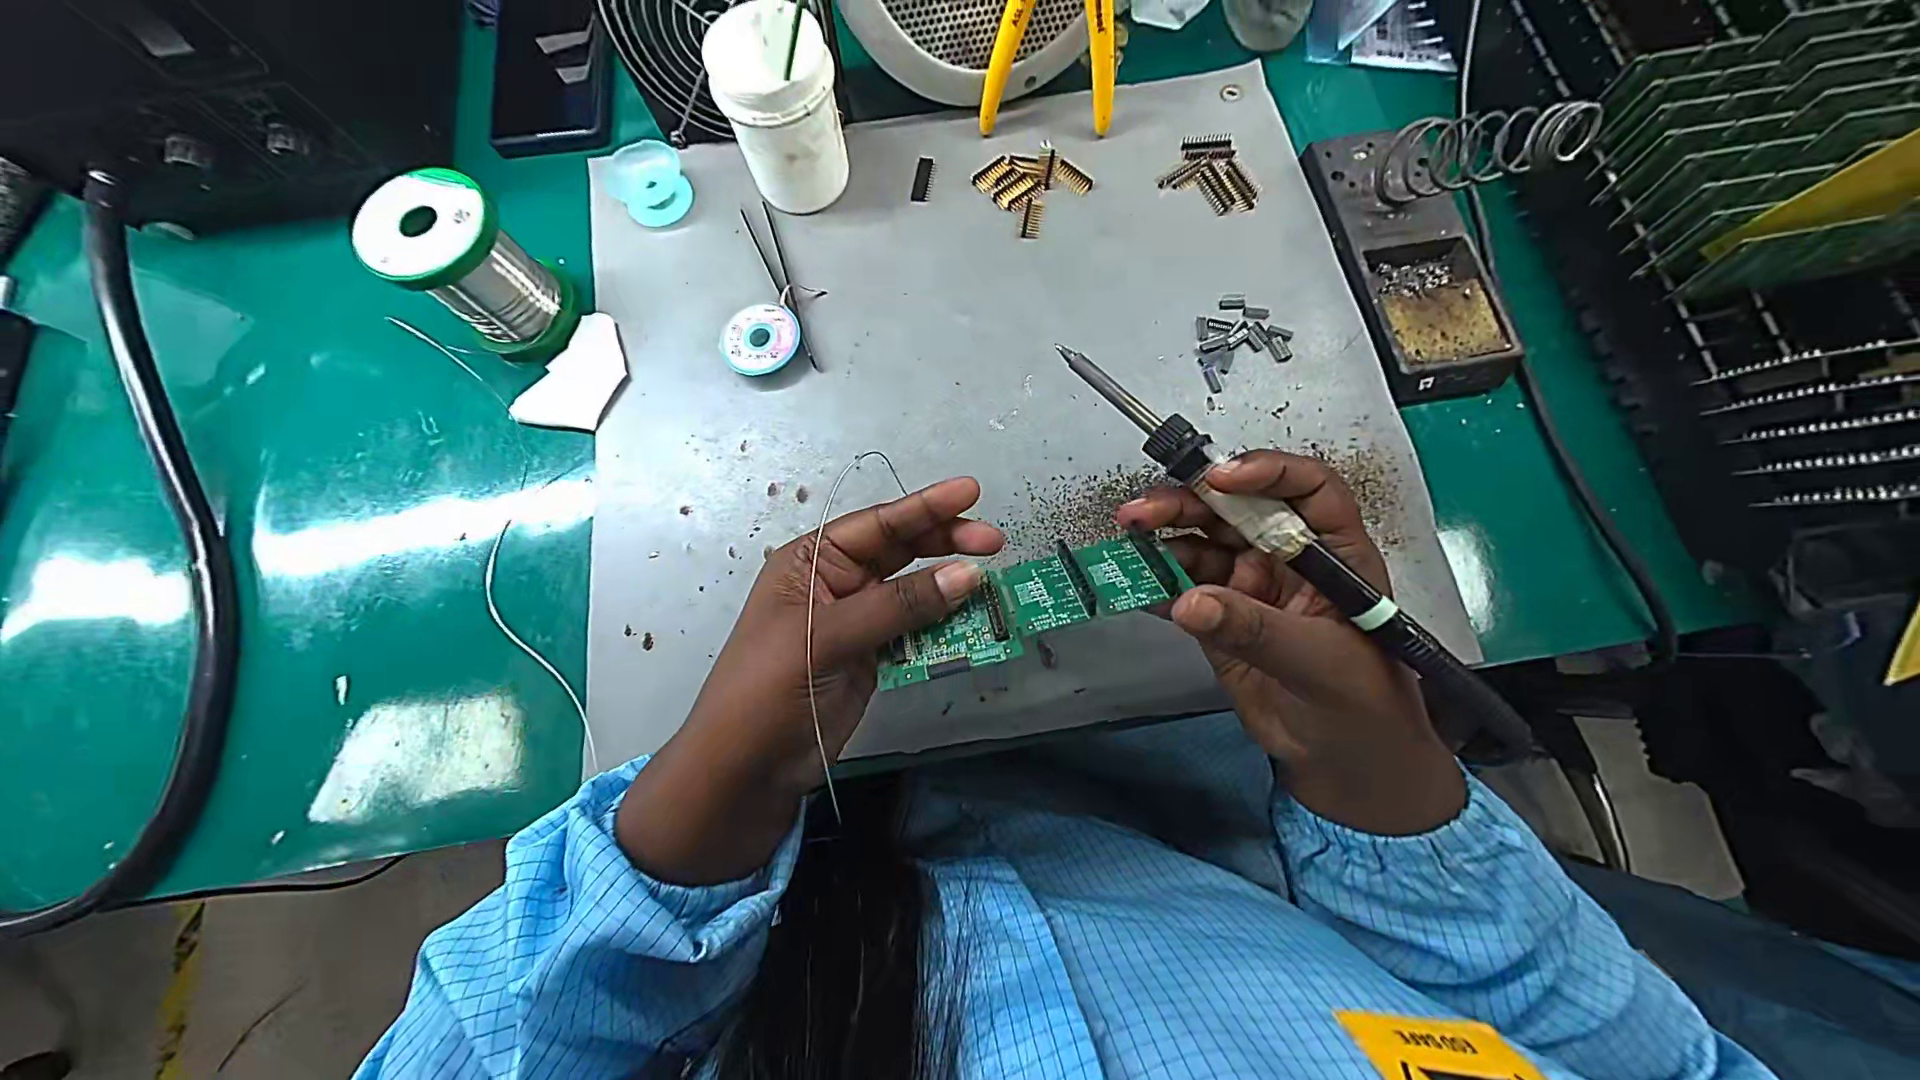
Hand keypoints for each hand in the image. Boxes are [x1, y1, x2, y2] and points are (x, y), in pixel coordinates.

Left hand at [618, 477, 1003, 882]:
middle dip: (945, 542)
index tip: (970, 492)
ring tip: (991, 581)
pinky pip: (916, 629)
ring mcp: (857, 620)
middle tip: (994, 542)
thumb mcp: (830, 636)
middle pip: (900, 551)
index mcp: (811, 561)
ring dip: (950, 586)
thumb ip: (899, 604)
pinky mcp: (873, 655)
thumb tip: (967, 575)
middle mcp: (836, 582)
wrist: (748, 768)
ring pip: (913, 591)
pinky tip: (971, 620)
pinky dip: (944, 625)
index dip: (925, 507)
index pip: (877, 525)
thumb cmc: (770, 688)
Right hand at [1115, 451, 1462, 834]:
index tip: (1219, 479)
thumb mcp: (1316, 661)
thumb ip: (1253, 628)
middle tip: (1140, 512)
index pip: (1308, 489)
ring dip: (1160, 537)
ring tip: (1127, 540)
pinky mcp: (1215, 613)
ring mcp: (1246, 583)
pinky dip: (1153, 582)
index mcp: (1332, 551)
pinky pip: (1179, 587)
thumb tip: (1188, 603)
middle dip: (1187, 503)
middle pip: (1235, 509)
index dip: (1267, 471)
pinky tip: (1132, 582)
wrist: (1341, 758)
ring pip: (1199, 543)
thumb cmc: (1361, 704)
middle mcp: (1286, 555)